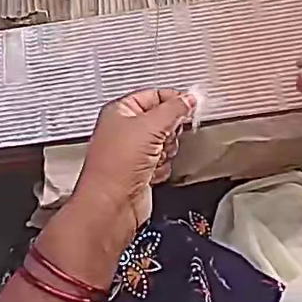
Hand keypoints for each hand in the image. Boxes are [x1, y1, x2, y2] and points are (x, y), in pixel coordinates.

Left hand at [66, 89, 197, 232]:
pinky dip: (162, 167)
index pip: (154, 95)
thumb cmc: (116, 166)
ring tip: (155, 157)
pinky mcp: (140, 170)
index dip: (172, 100)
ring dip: (166, 151)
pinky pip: (163, 161)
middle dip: (169, 131)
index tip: (189, 105)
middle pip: (162, 120)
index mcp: (121, 110)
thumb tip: (188, 99)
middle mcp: (125, 129)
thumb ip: (174, 109)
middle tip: (163, 137)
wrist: (112, 206)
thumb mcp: (151, 126)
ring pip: (166, 142)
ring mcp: (132, 151)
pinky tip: (152, 171)